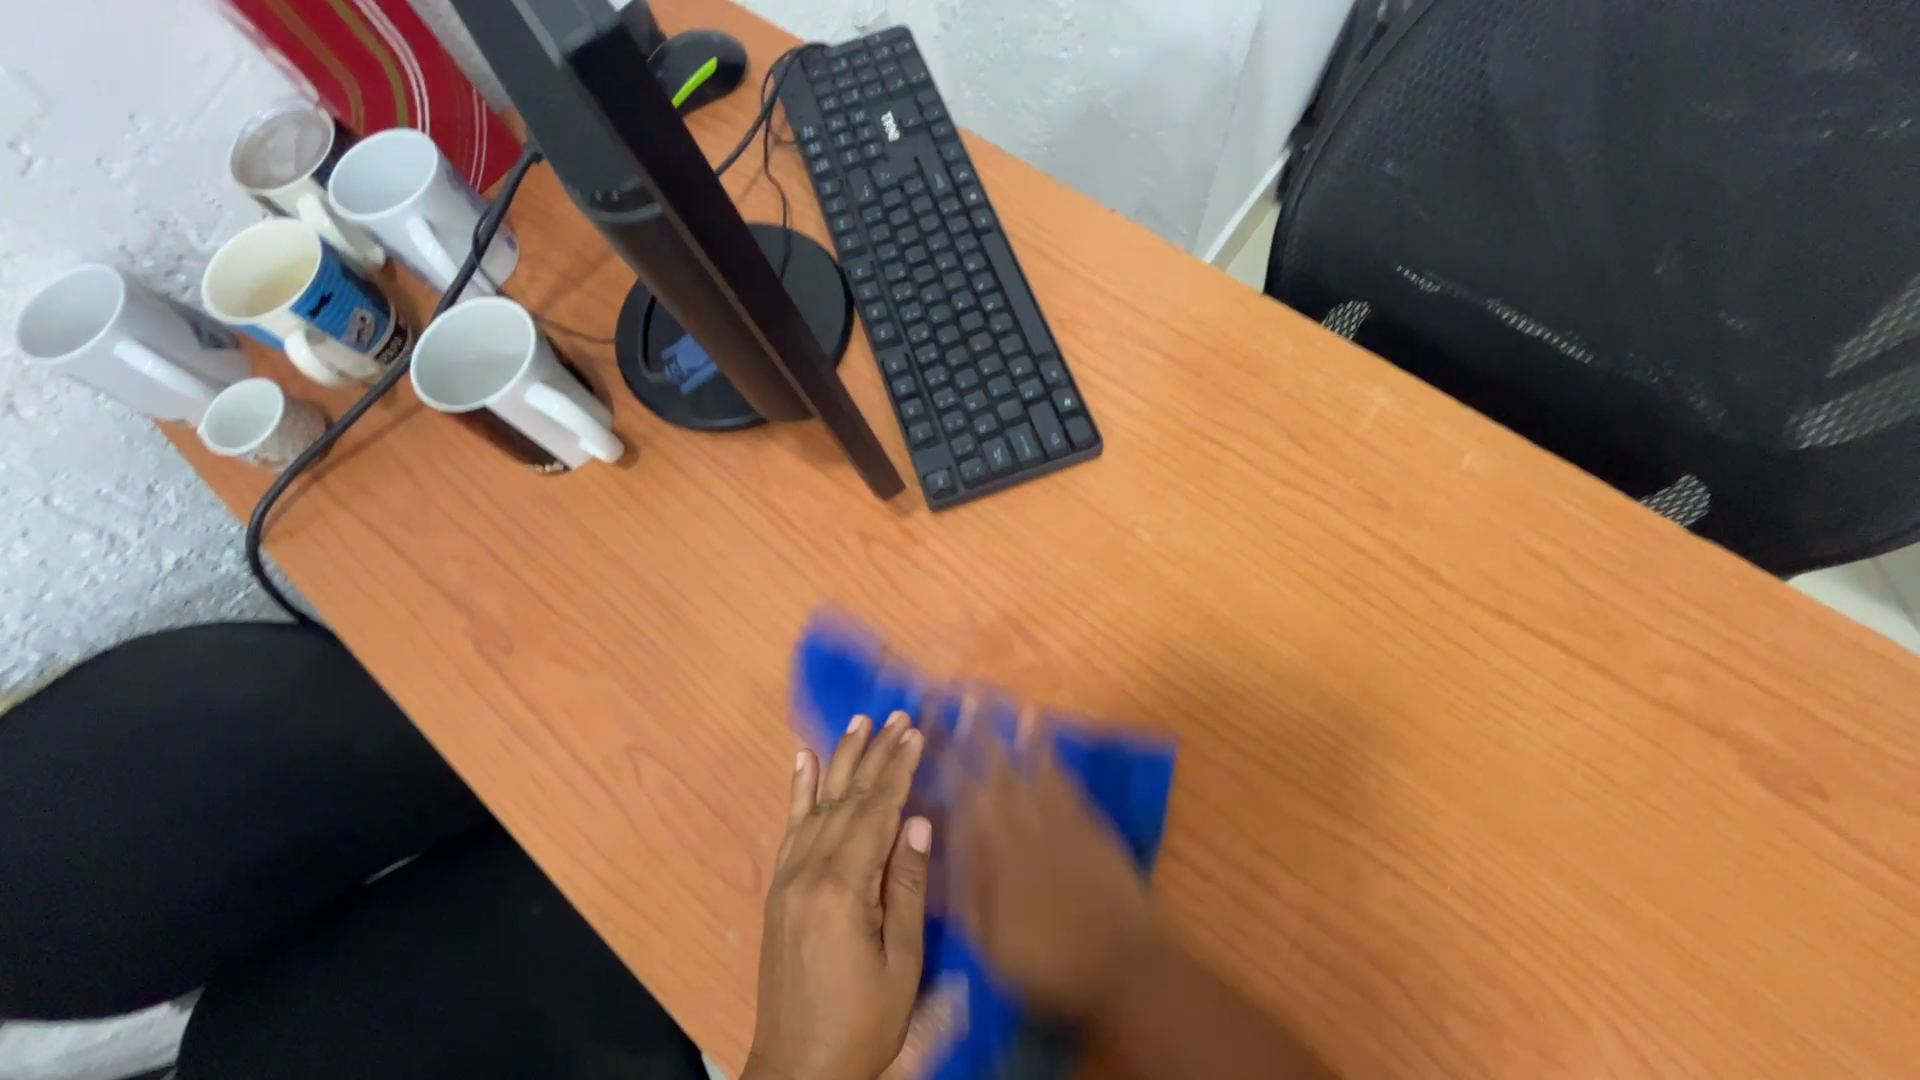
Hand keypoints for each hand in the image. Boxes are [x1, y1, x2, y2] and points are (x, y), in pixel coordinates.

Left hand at [745, 712, 932, 1079]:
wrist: (797, 1067)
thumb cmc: (863, 1021)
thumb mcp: (901, 962)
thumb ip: (907, 887)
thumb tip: (919, 822)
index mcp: (843, 888)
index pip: (878, 812)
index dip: (898, 769)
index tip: (914, 732)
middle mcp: (810, 871)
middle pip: (848, 799)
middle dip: (874, 754)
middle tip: (894, 715)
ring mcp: (789, 877)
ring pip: (818, 804)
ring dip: (839, 760)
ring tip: (857, 723)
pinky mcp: (779, 888)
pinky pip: (790, 827)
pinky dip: (799, 790)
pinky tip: (803, 761)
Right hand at [949, 723, 1158, 1022]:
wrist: (1125, 965)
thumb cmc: (1050, 962)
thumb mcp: (990, 939)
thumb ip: (959, 891)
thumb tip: (928, 849)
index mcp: (995, 856)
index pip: (960, 799)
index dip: (940, 763)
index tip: (922, 732)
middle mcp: (1023, 826)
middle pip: (991, 771)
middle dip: (969, 732)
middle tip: (950, 694)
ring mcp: (1058, 818)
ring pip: (1024, 765)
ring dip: (1003, 729)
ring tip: (986, 695)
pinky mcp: (1087, 820)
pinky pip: (1061, 775)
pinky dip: (1046, 747)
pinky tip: (1036, 723)